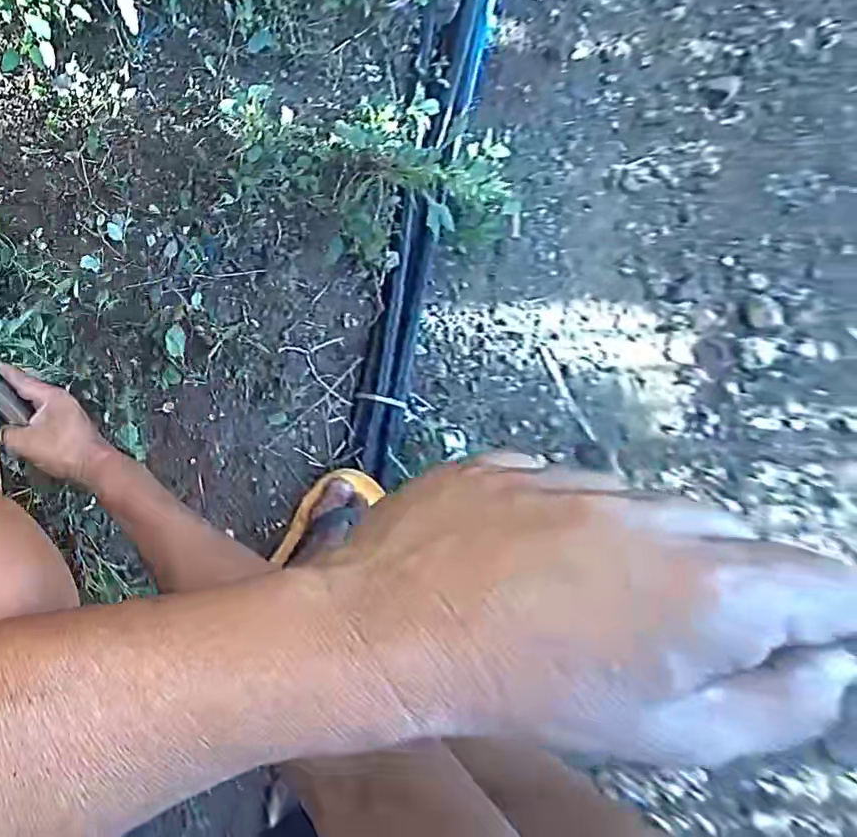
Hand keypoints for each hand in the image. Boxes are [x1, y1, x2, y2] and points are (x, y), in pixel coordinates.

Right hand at [0, 362, 115, 485]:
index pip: (22, 380)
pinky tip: (29, 430)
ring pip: (40, 406)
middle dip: (15, 392)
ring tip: (11, 413)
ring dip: (25, 410)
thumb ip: (7, 433)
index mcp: (50, 396)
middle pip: (32, 392)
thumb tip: (3, 433)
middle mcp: (61, 399)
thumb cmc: (64, 451)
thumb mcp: (24, 442)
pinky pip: (47, 418)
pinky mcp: (72, 426)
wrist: (95, 467)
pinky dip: (35, 421)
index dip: (6, 373)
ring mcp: (69, 412)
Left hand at [314, 452, 856, 766]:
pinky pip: (541, 478)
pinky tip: (515, 547)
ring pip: (626, 498)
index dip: (816, 610)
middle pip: (721, 530)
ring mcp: (545, 481)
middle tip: (661, 615)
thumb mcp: (675, 731)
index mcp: (707, 585)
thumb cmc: (518, 688)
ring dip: (623, 533)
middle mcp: (630, 515)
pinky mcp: (481, 467)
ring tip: (571, 582)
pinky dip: (547, 507)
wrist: (385, 629)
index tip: (789, 630)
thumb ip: (785, 701)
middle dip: (718, 571)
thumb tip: (822, 660)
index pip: (821, 579)